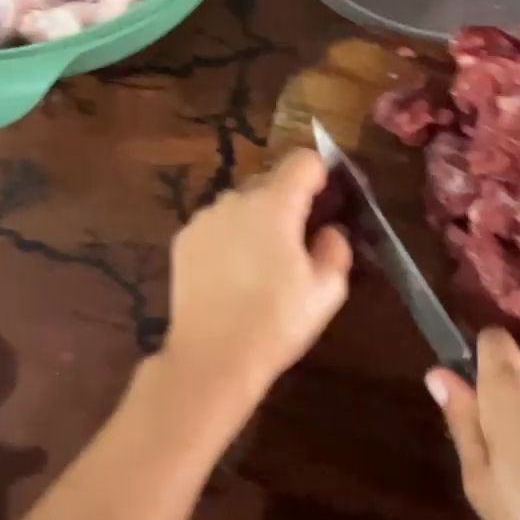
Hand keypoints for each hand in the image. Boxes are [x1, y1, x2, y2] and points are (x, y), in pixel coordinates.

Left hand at [160, 149, 351, 403]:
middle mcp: (235, 199)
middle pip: (271, 180)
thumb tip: (329, 230)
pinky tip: (232, 273)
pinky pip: (216, 224)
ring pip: (241, 202)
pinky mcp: (183, 239)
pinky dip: (229, 236)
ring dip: (257, 218)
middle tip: (300, 240)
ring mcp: (204, 217)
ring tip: (262, 262)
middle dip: (289, 200)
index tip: (328, 202)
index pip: (304, 160)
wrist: (212, 358)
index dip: (322, 175)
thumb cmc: (276, 322)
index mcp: (274, 203)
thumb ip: (336, 247)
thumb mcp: (327, 290)